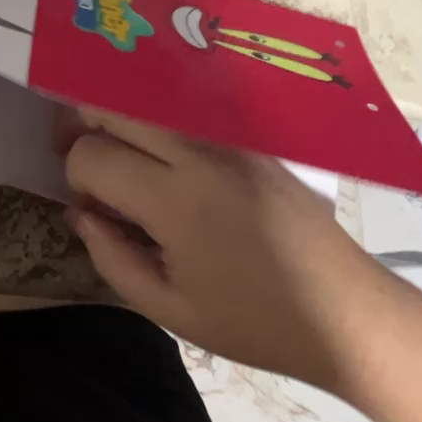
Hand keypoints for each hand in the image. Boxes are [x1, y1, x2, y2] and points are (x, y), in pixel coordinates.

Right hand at [60, 108, 384, 392]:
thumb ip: (110, 257)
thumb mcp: (168, 308)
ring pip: (148, 101)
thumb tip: (79, 213)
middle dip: (80, 124)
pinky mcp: (249, 139)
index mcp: (176, 200)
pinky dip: (153, 122)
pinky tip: (156, 157)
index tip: (86, 205)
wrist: (347, 312)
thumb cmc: (253, 320)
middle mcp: (199, 153)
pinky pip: (183, 111)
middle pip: (113, 106)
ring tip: (114, 153)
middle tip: (74, 154)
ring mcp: (227, 139)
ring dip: (116, 118)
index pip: (92, 155)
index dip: (74, 177)